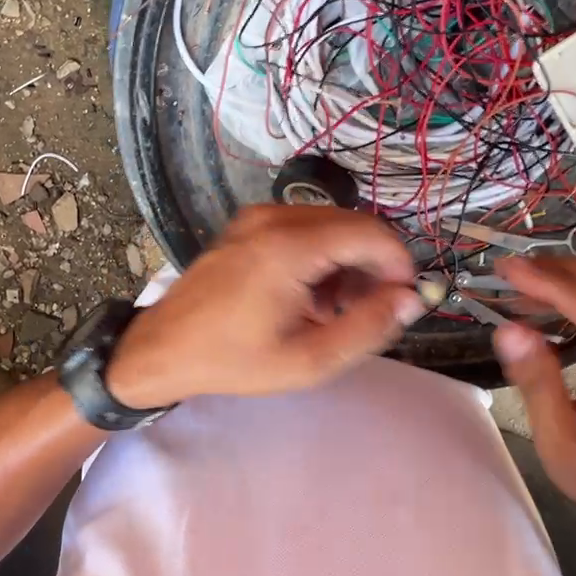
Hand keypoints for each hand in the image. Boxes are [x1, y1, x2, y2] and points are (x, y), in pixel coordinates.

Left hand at [108, 205, 424, 407]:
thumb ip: (367, 326)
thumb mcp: (309, 358)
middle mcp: (274, 217)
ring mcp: (256, 216)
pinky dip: (321, 253)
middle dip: (374, 262)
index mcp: (290, 246)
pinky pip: (302, 226)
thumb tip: (411, 299)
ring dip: (348, 259)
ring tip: (339, 309)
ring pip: (329, 223)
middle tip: (375, 308)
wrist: (164, 348)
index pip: (370, 233)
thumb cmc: (235, 360)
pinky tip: (312, 295)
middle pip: (352, 223)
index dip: (398, 262)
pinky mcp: (246, 224)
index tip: (405, 298)